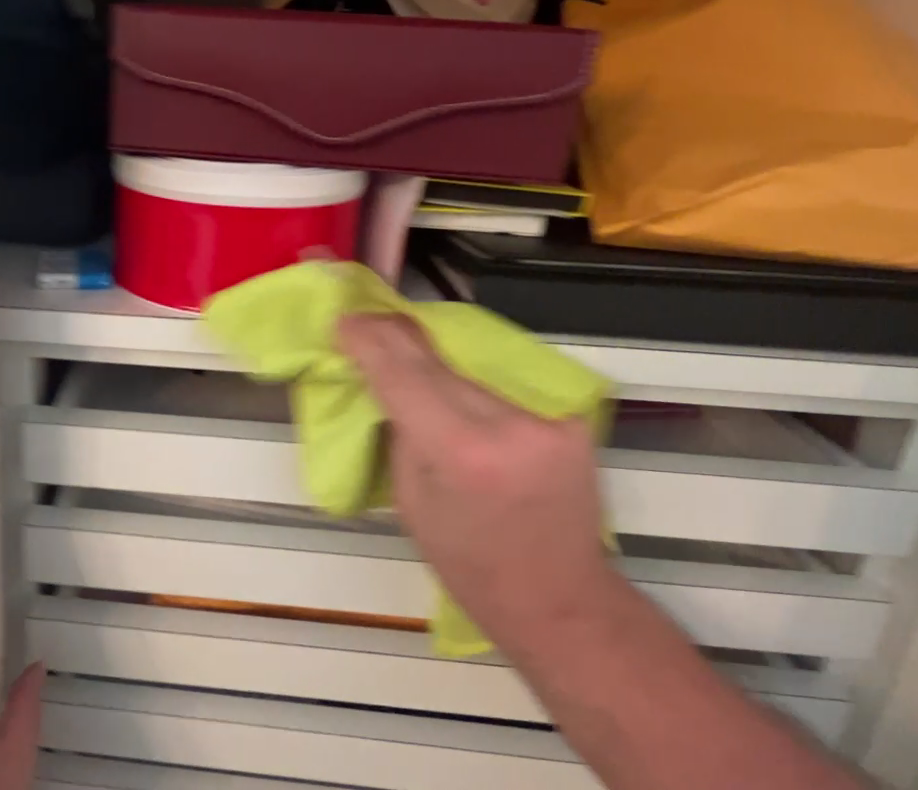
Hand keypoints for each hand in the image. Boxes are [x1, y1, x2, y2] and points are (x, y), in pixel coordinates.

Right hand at [338, 314, 618, 641]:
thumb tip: (383, 378)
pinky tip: (454, 373)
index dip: (369, 340)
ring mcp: (548, 415)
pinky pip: (504, 375)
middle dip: (396, 336)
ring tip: (405, 345)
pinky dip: (472, 370)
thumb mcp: (410, 499)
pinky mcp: (572, 414)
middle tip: (366, 322)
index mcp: (461, 452)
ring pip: (472, 360)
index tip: (345, 319)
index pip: (404, 373)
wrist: (560, 598)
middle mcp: (509, 422)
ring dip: (435, 351)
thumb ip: (401, 430)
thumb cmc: (469, 564)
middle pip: (438, 357)